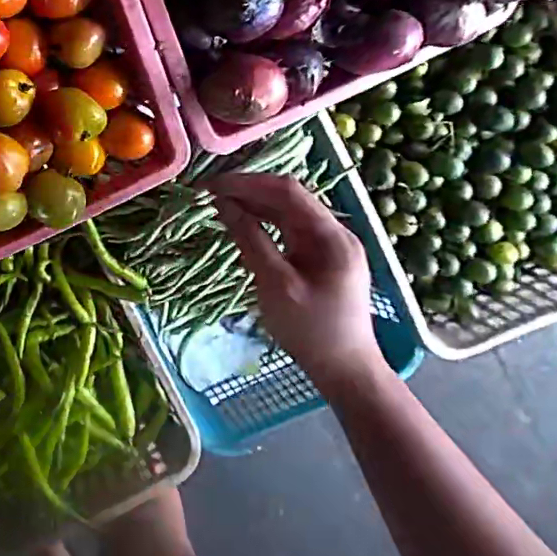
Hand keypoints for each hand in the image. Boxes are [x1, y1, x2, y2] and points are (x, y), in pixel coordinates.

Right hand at [208, 173, 380, 384]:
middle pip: (288, 197)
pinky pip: (288, 228)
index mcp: (332, 236)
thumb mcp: (275, 284)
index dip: (247, 183)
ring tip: (219, 203)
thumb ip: (250, 239)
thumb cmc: (311, 331)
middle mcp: (334, 233)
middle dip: (248, 190)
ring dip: (253, 204)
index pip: (287, 191)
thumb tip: (222, 204)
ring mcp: (329, 244)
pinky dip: (263, 221)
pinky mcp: (320, 257)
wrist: (346, 373)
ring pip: (286, 211)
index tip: (212, 186)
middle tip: (209, 193)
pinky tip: (241, 221)